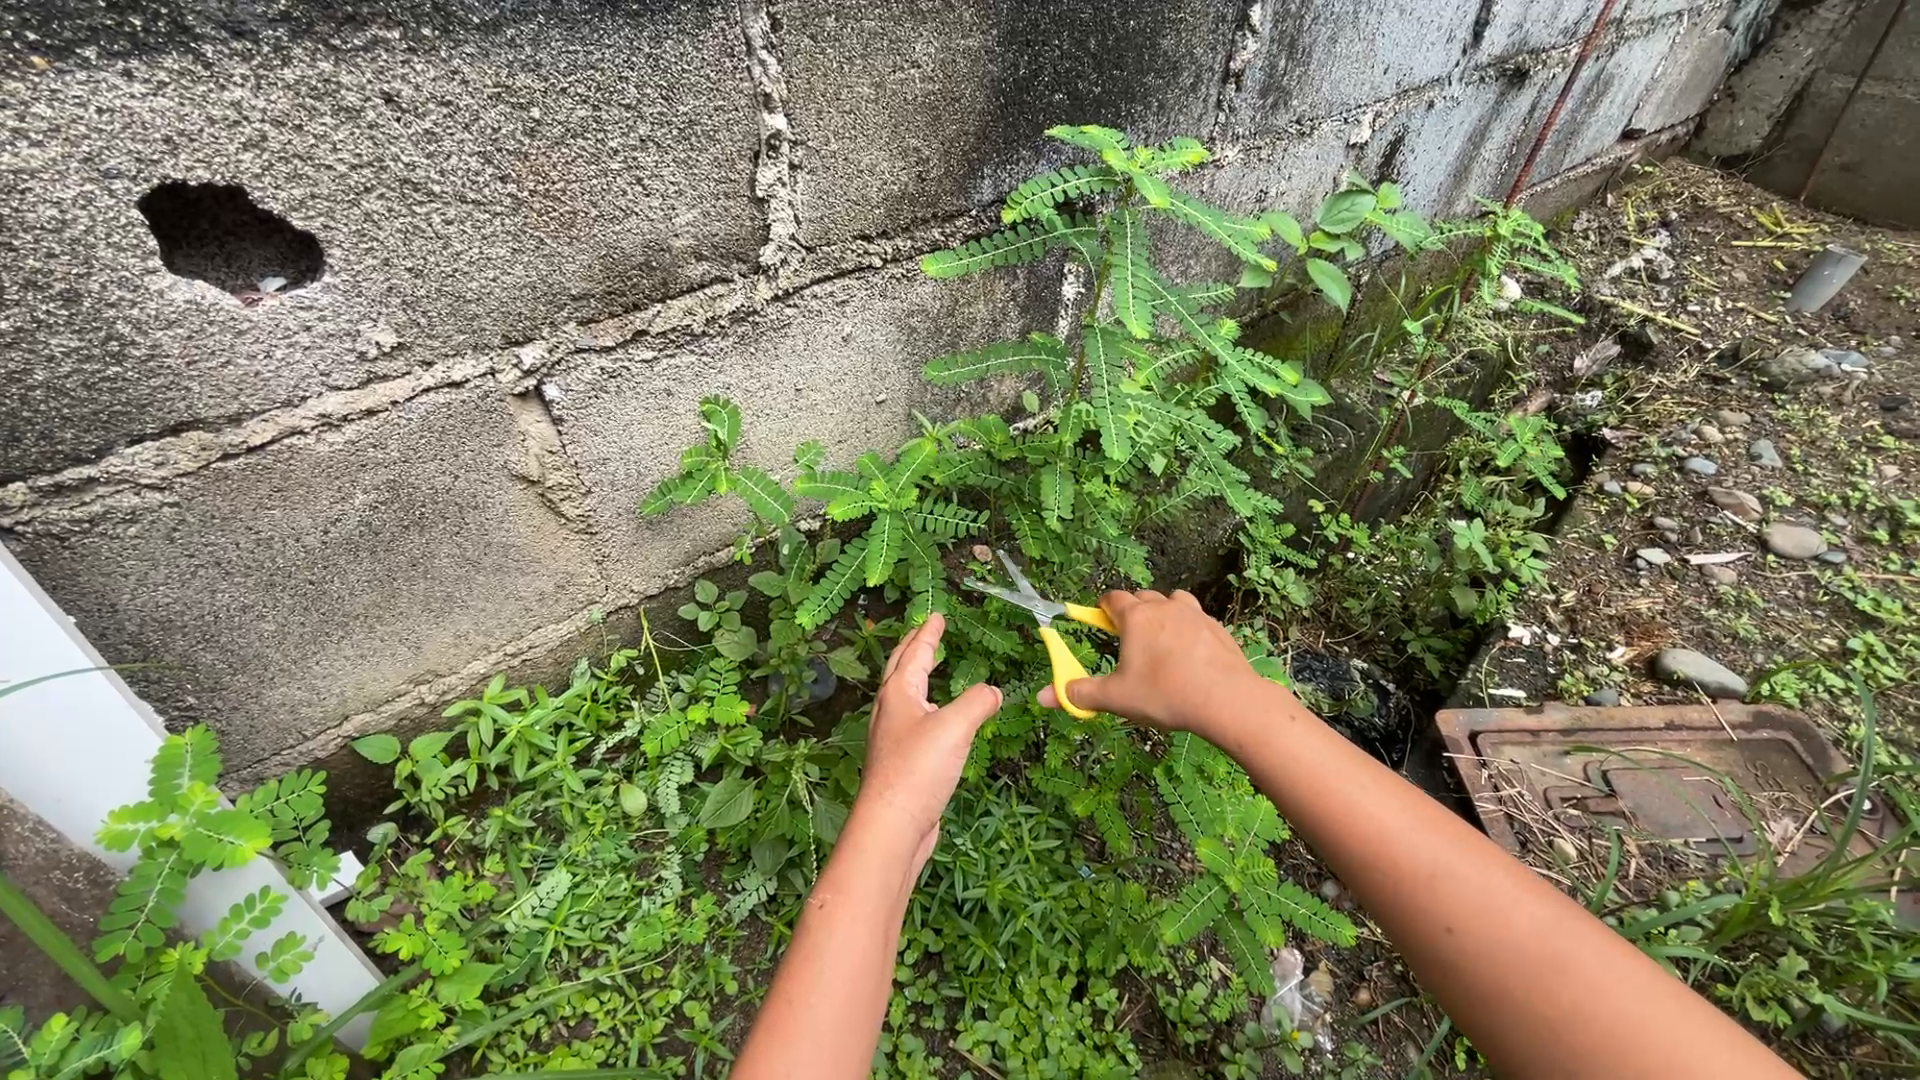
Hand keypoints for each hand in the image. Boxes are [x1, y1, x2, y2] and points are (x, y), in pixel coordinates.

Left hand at [854, 613, 1002, 874]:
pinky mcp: (900, 763)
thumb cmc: (918, 769)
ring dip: (917, 678)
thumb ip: (977, 702)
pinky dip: (927, 709)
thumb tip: (993, 691)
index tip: (936, 615)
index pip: (915, 653)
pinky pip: (915, 723)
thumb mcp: (955, 727)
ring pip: (905, 697)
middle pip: (901, 669)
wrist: (893, 827)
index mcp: (898, 693)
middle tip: (926, 632)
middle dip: (914, 648)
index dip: (928, 633)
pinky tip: (938, 722)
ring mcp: (892, 738)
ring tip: (931, 671)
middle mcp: (890, 711)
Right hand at [1037, 589, 1260, 739]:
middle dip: (1132, 610)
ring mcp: (1195, 615)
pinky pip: (1197, 620)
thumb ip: (1080, 693)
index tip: (1099, 619)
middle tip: (1127, 638)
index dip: (1102, 607)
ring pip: (1174, 601)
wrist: (1228, 700)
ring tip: (1160, 640)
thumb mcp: (1116, 698)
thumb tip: (1044, 697)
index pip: (1112, 598)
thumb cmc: (1165, 694)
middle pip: (1142, 596)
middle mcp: (1165, 607)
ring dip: (1163, 612)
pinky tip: (1189, 656)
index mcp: (1136, 617)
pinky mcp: (1218, 629)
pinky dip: (1189, 630)